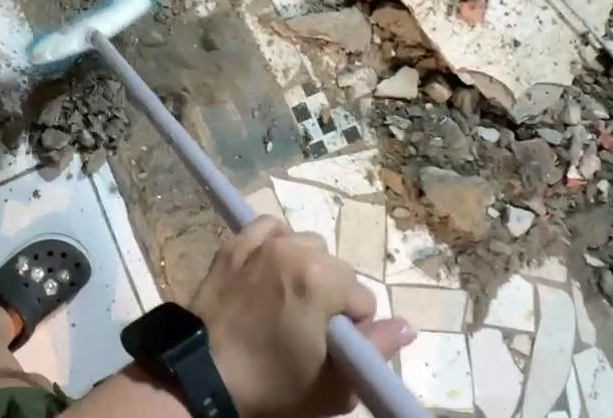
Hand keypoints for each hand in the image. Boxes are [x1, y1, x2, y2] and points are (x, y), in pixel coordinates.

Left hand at [188, 216, 416, 417]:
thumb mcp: (334, 385)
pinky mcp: (233, 243)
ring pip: (305, 243)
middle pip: (336, 268)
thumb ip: (376, 350)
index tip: (334, 347)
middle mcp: (292, 249)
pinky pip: (268, 227)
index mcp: (320, 280)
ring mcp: (260, 242)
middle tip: (312, 328)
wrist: (205, 373)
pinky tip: (272, 266)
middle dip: (334, 295)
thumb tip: (407, 326)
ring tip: (292, 299)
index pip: (363, 299)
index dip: (355, 328)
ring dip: (307, 266)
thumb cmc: (274, 384)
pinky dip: (276, 241)